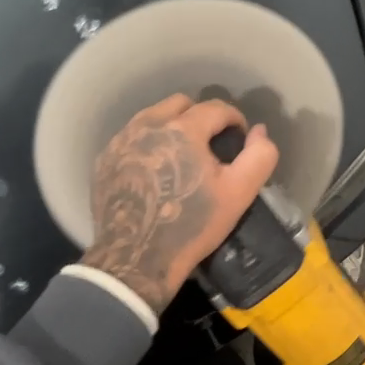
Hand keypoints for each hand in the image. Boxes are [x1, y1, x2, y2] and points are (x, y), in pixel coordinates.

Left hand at [79, 95, 277, 313]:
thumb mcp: (238, 194)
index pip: (215, 108)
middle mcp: (147, 125)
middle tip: (210, 145)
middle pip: (181, 104)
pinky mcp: (105, 159)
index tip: (239, 138)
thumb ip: (258, 156)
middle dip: (201, 117)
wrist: (135, 260)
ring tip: (182, 155)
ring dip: (173, 126)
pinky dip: (149, 143)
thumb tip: (258, 131)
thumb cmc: (192, 225)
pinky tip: (156, 169)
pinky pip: (132, 137)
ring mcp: (121, 141)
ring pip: (153, 117)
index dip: (234, 119)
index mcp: (182, 129)